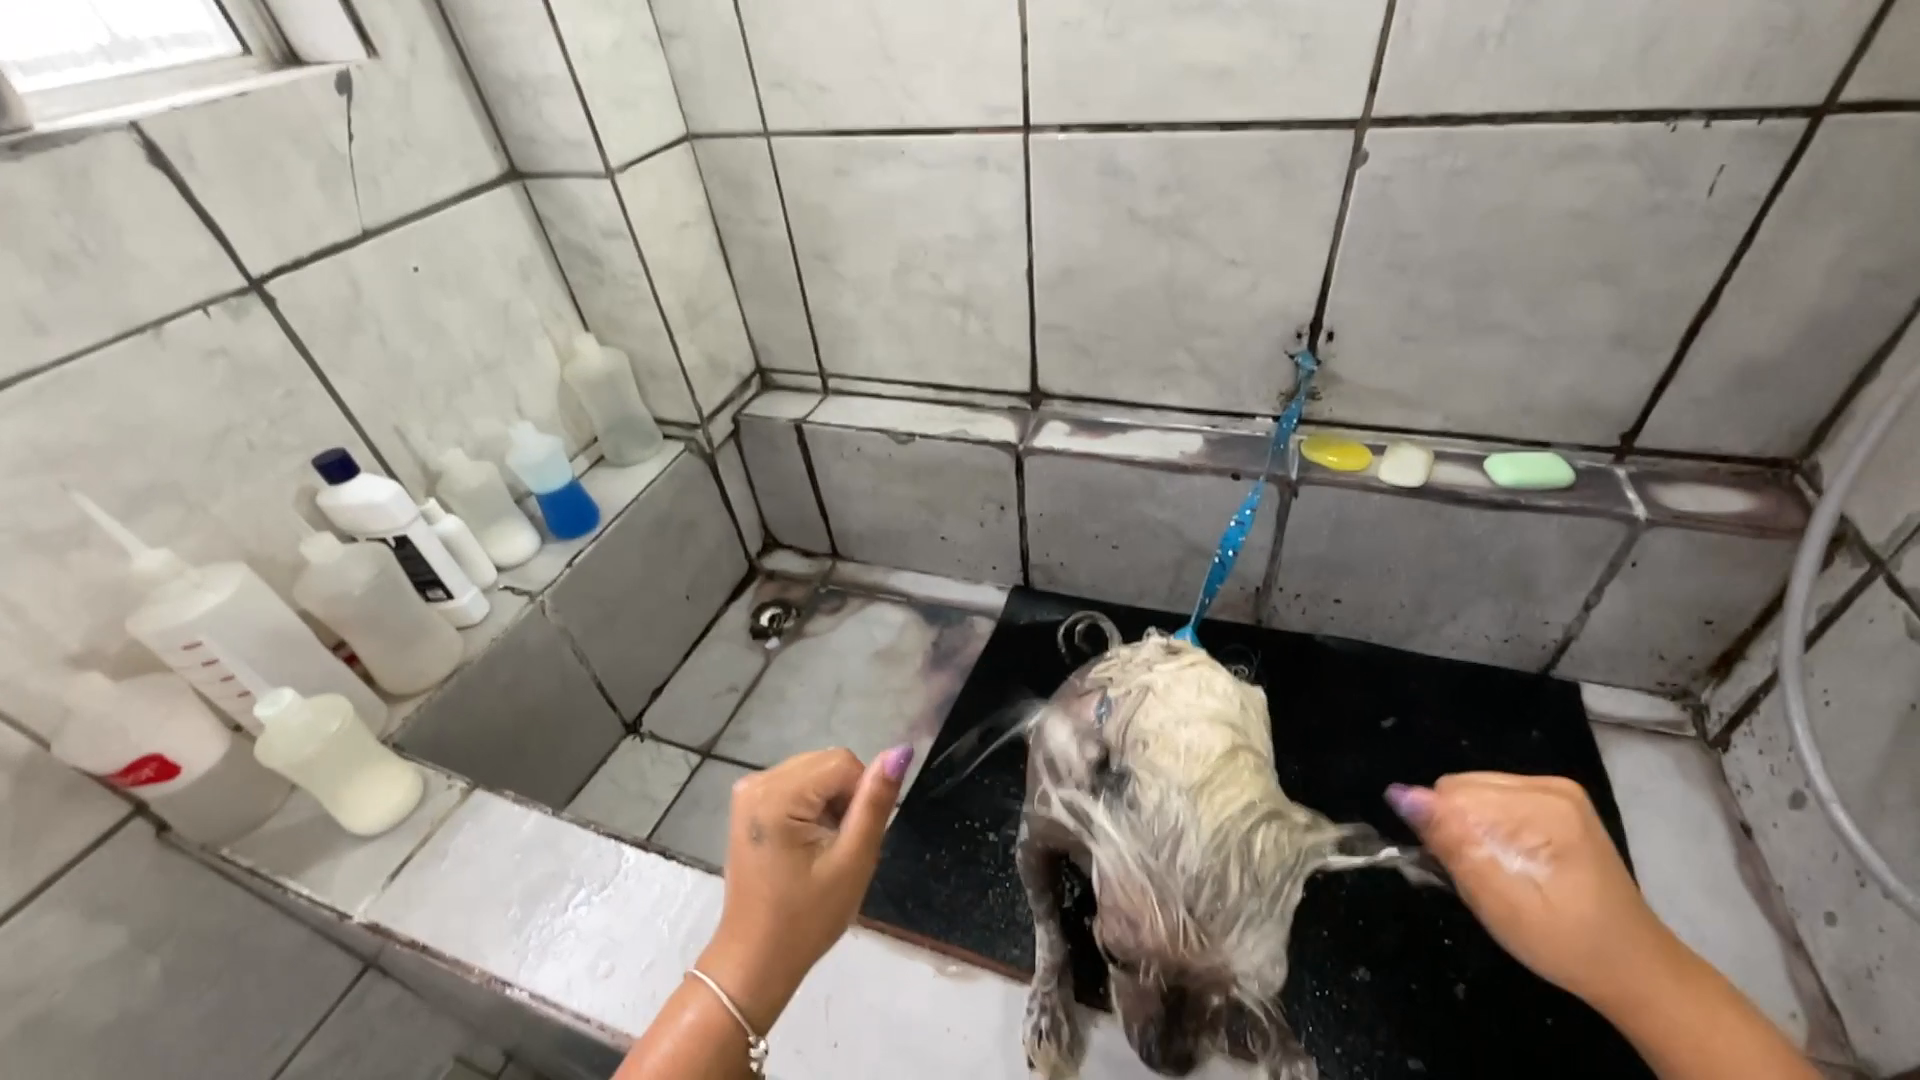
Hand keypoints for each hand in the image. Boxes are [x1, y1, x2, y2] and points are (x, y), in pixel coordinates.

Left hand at [696, 745, 913, 1031]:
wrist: (757, 959)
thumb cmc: (807, 918)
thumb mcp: (853, 860)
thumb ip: (876, 801)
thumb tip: (900, 751)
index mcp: (777, 795)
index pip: (843, 763)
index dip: (861, 796)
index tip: (852, 839)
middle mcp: (757, 782)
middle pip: (826, 763)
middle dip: (844, 798)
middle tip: (840, 847)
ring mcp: (749, 793)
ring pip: (815, 772)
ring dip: (830, 802)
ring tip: (824, 849)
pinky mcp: (748, 805)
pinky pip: (797, 785)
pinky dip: (813, 806)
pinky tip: (808, 844)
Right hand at [1386, 772, 1680, 1009]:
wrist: (1633, 968)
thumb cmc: (1565, 945)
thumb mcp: (1500, 903)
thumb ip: (1452, 843)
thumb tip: (1399, 794)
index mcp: (1542, 808)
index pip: (1449, 797)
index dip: (1442, 837)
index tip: (1465, 876)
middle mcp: (1549, 786)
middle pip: (1458, 788)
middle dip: (1454, 830)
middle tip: (1481, 879)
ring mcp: (1556, 791)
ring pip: (1469, 792)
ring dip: (1468, 830)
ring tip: (1496, 872)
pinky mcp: (1557, 802)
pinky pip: (1490, 798)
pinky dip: (1486, 828)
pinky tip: (1509, 861)